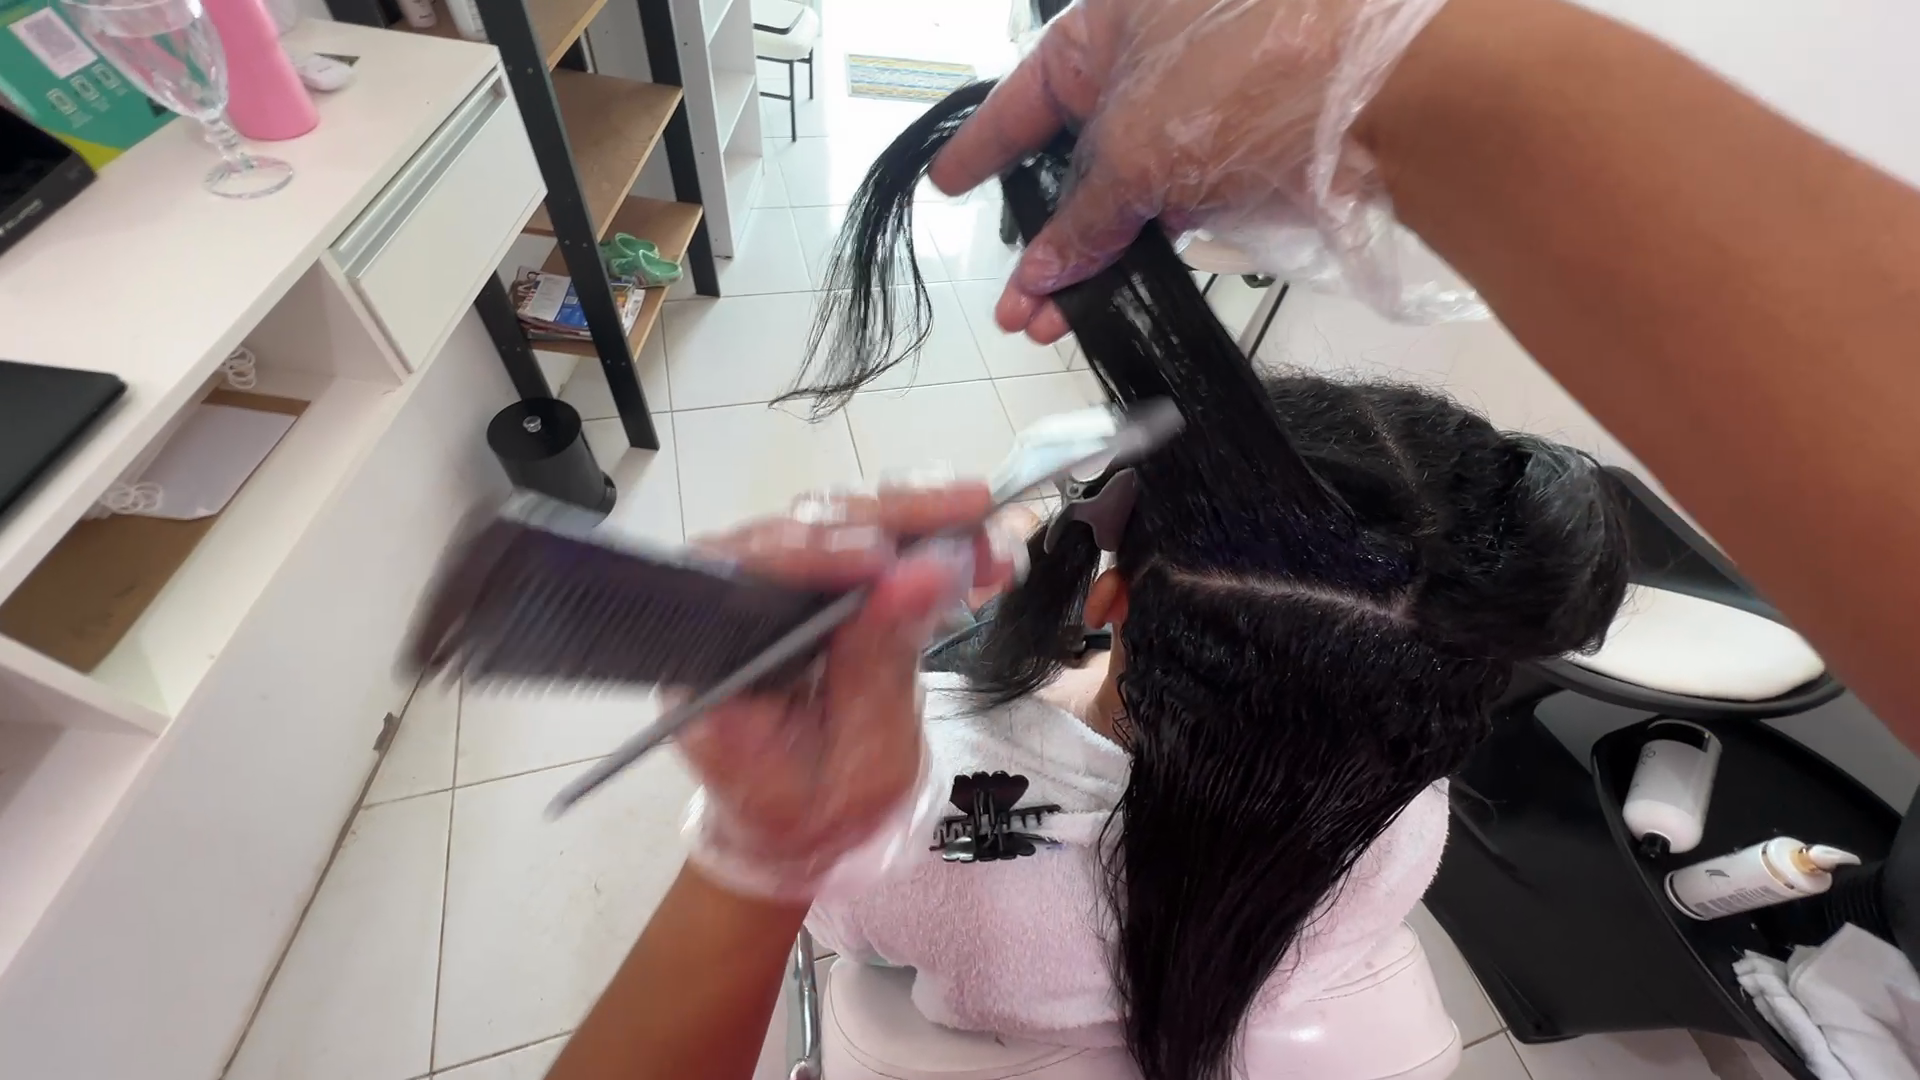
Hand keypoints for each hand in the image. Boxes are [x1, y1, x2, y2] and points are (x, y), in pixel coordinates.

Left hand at [674, 483, 1015, 898]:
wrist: (800, 825)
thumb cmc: (813, 810)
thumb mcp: (860, 758)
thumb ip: (882, 662)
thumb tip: (931, 568)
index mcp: (713, 659)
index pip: (745, 575)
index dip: (811, 551)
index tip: (881, 554)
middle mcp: (731, 607)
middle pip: (799, 528)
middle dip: (890, 518)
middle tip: (970, 511)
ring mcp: (774, 589)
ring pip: (836, 522)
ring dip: (914, 520)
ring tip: (982, 529)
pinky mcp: (814, 586)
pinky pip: (864, 545)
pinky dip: (921, 542)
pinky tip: (973, 551)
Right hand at [929, 0, 1450, 341]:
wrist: (1398, 95)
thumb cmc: (1254, 72)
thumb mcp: (1137, 146)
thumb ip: (1081, 217)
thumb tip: (1040, 273)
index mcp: (1111, 23)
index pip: (1028, 94)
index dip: (984, 147)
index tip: (948, 183)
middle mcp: (1147, 64)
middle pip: (1069, 160)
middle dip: (1034, 236)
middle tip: (1009, 297)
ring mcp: (1187, 115)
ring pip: (1112, 198)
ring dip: (1077, 264)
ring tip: (1041, 321)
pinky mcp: (1223, 161)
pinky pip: (1154, 214)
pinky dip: (1125, 257)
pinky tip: (1095, 296)